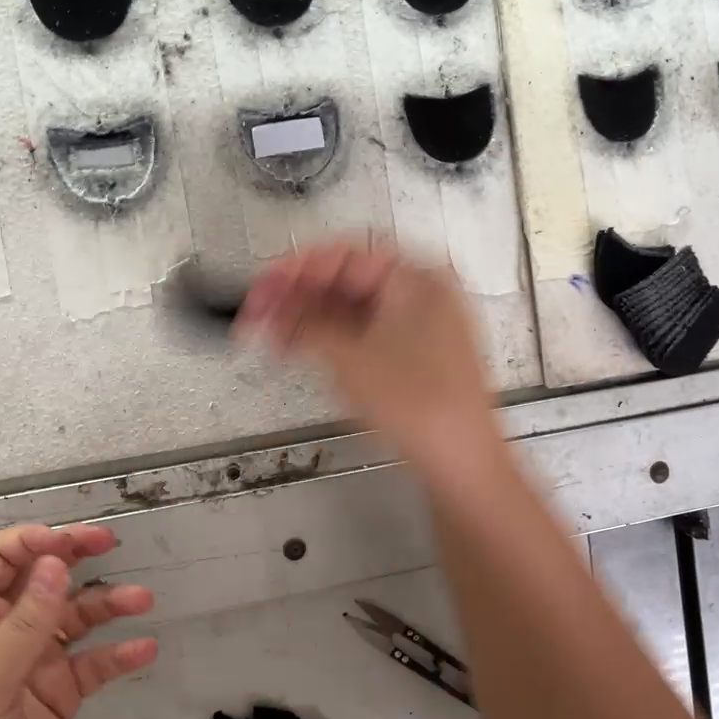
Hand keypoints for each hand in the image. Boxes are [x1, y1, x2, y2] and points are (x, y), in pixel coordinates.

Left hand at [0, 524, 156, 718]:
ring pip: (74, 620)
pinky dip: (118, 656)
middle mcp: (1, 634)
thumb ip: (23, 626)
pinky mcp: (58, 700)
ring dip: (107, 605)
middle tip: (111, 542)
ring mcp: (32, 667)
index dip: (30, 542)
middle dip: (74, 556)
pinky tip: (144, 650)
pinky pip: (93, 666)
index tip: (68, 542)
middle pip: (41, 579)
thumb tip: (57, 562)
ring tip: (142, 600)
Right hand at [236, 242, 495, 469]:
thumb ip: (304, 324)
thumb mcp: (349, 358)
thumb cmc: (423, 406)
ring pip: (350, 309)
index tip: (264, 282)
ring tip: (266, 329)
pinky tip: (295, 347)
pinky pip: (361, 333)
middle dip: (296, 294)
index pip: (346, 255)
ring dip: (306, 317)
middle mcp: (423, 295)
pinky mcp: (413, 357)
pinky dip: (328, 338)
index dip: (297, 267)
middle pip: (346, 281)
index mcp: (418, 278)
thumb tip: (271, 306)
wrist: (461, 462)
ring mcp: (420, 327)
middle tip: (257, 307)